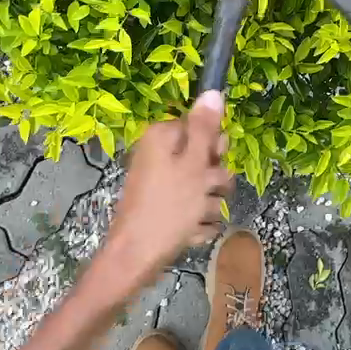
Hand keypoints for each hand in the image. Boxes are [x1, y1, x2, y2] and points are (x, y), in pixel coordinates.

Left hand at [103, 92, 233, 282]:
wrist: (136, 258)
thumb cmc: (167, 208)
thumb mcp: (193, 164)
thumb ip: (205, 128)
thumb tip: (212, 91)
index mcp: (162, 136)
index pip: (203, 128)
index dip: (214, 149)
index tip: (211, 163)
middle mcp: (159, 154)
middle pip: (206, 158)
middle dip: (213, 181)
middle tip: (203, 193)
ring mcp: (161, 182)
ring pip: (203, 187)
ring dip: (206, 205)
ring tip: (193, 218)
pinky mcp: (164, 207)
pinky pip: (192, 208)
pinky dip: (195, 222)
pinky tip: (188, 232)